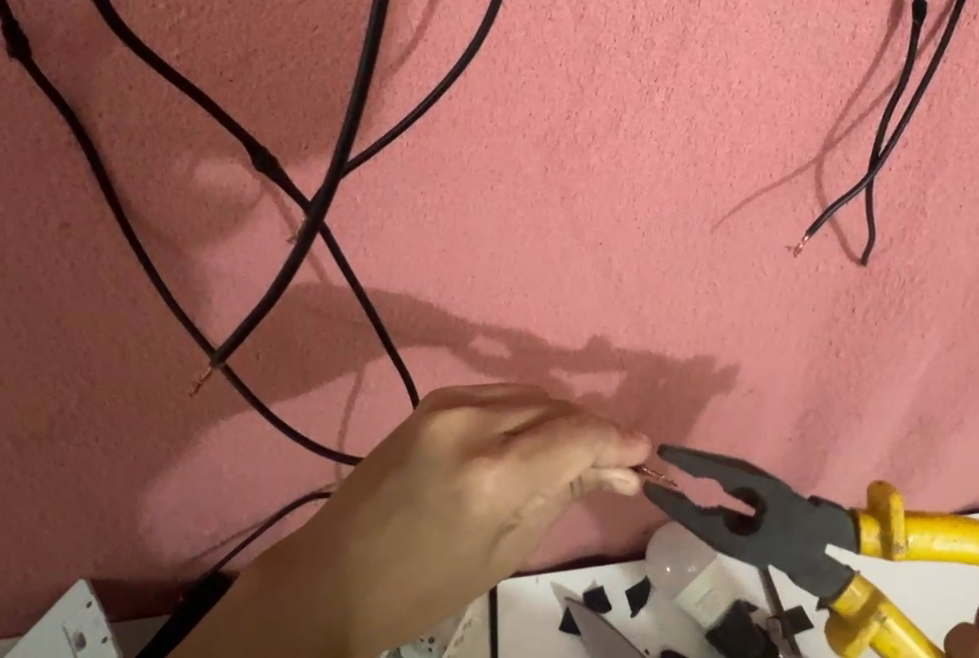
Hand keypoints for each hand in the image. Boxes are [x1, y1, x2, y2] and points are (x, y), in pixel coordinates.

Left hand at [172, 383, 651, 657]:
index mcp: (493, 473)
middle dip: (595, 432)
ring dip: (565, 419)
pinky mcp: (436, 399)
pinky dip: (532, 410)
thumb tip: (618, 468)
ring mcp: (450, 403)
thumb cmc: (424, 585)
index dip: (618, 441)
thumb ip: (563, 493)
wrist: (333, 575)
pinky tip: (539, 435)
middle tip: (620, 463)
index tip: (645, 454)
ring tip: (582, 452)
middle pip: (560, 408)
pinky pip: (503, 392)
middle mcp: (474, 422)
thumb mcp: (505, 550)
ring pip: (534, 394)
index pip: (578, 436)